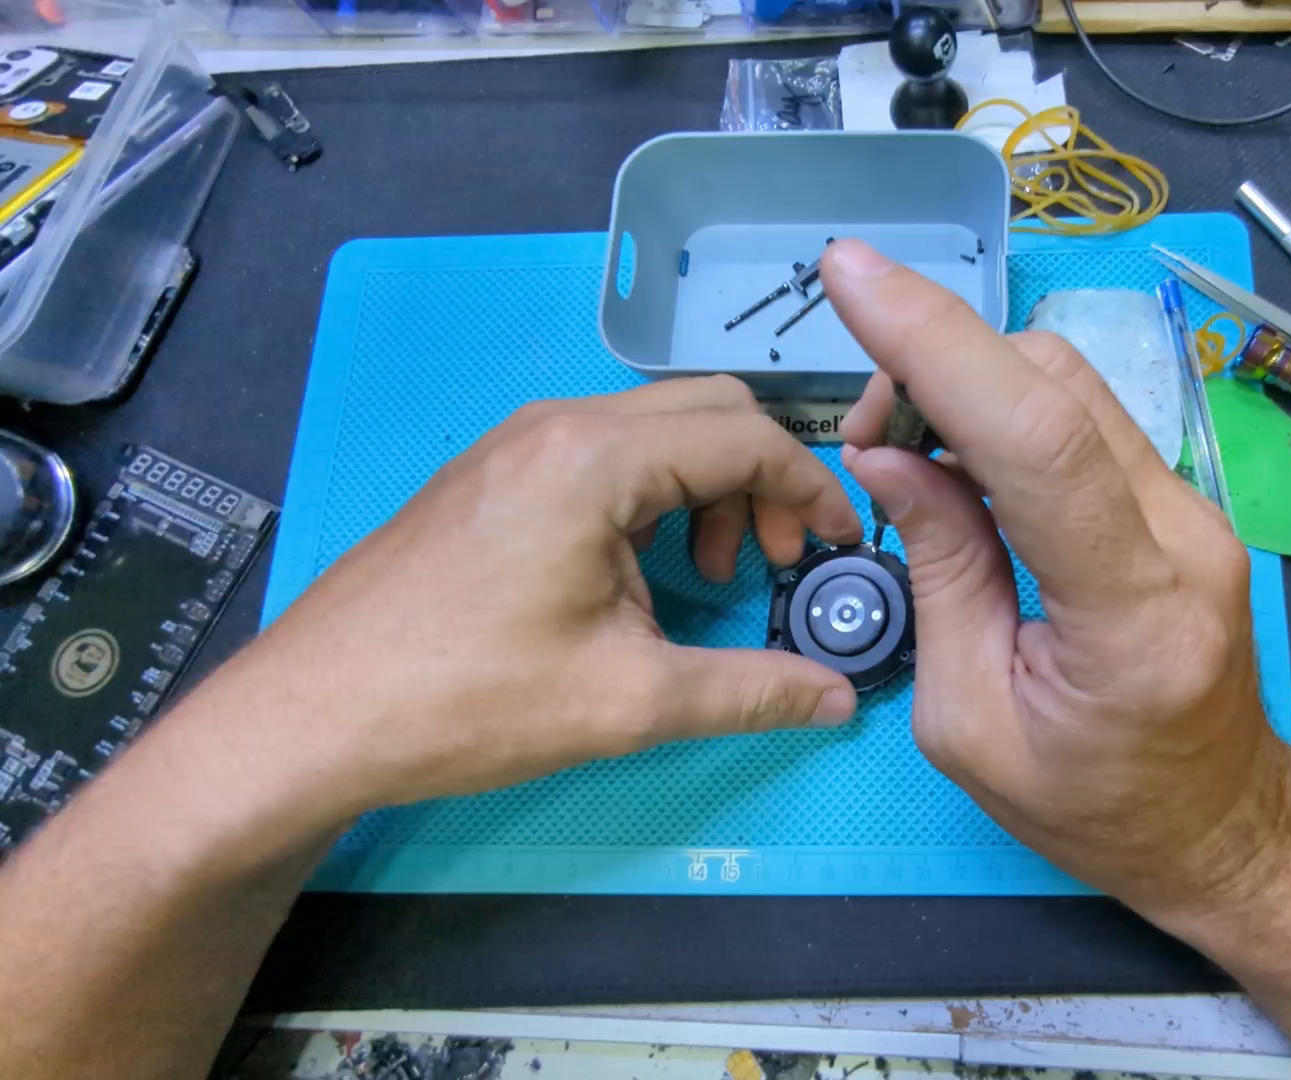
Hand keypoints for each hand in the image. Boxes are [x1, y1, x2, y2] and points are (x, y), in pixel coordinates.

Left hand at [202, 378, 864, 822]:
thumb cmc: (469, 701)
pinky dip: (666, 493)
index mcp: (597, 459)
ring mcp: (526, 441)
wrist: (303, 723)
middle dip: (765, 480)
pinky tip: (649, 566)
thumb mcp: (632, 702)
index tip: (837, 546)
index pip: (748, 439)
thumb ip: (755, 691)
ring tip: (709, 572)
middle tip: (770, 560)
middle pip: (713, 411)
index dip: (812, 488)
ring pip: (666, 426)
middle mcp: (563, 423)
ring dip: (715, 487)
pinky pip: (619, 450)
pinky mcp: (505, 470)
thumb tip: (841, 701)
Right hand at [822, 239, 1290, 916]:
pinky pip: (1084, 423)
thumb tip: (890, 455)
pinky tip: (963, 462)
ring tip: (906, 449)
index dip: (938, 342)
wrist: (1218, 825)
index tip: (852, 274)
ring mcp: (1193, 512)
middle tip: (866, 432)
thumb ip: (939, 574)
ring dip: (970, 386)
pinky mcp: (1181, 506)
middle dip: (936, 366)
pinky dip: (1006, 417)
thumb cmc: (1091, 806)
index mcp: (1130, 614)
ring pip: (1071, 388)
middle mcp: (1182, 536)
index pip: (1037, 438)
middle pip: (1054, 385)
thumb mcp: (970, 721)